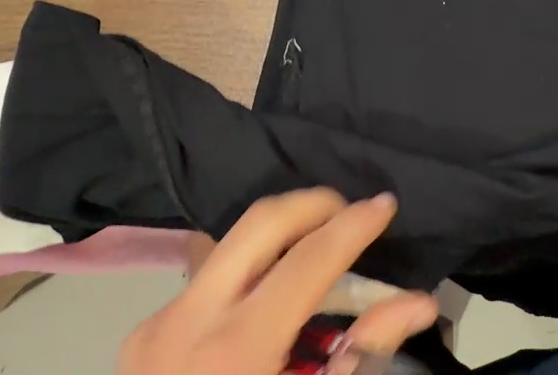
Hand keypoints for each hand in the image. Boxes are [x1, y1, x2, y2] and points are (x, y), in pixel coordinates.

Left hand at [119, 189, 438, 374]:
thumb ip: (364, 354)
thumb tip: (418, 303)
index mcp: (236, 350)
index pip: (308, 259)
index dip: (354, 226)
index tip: (386, 204)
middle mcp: (189, 321)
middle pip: (261, 222)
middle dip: (314, 204)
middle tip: (350, 213)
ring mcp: (157, 325)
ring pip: (230, 242)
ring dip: (280, 236)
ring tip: (316, 252)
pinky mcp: (140, 336)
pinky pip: (206, 278)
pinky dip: (248, 271)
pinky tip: (267, 298)